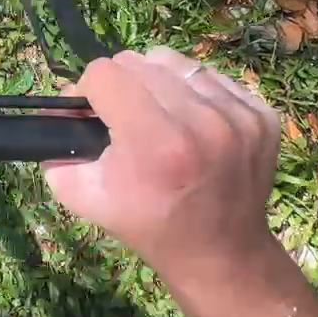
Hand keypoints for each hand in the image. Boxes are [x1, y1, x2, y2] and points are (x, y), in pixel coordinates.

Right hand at [45, 47, 282, 279]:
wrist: (222, 255)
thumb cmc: (148, 222)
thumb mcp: (82, 194)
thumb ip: (55, 142)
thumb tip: (57, 103)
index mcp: (156, 141)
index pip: (103, 72)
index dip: (91, 91)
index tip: (97, 116)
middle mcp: (201, 121)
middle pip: (135, 61)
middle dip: (122, 85)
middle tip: (126, 118)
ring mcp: (238, 117)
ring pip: (171, 61)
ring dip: (157, 82)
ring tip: (160, 115)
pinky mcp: (262, 116)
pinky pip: (208, 75)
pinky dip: (192, 91)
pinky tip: (192, 121)